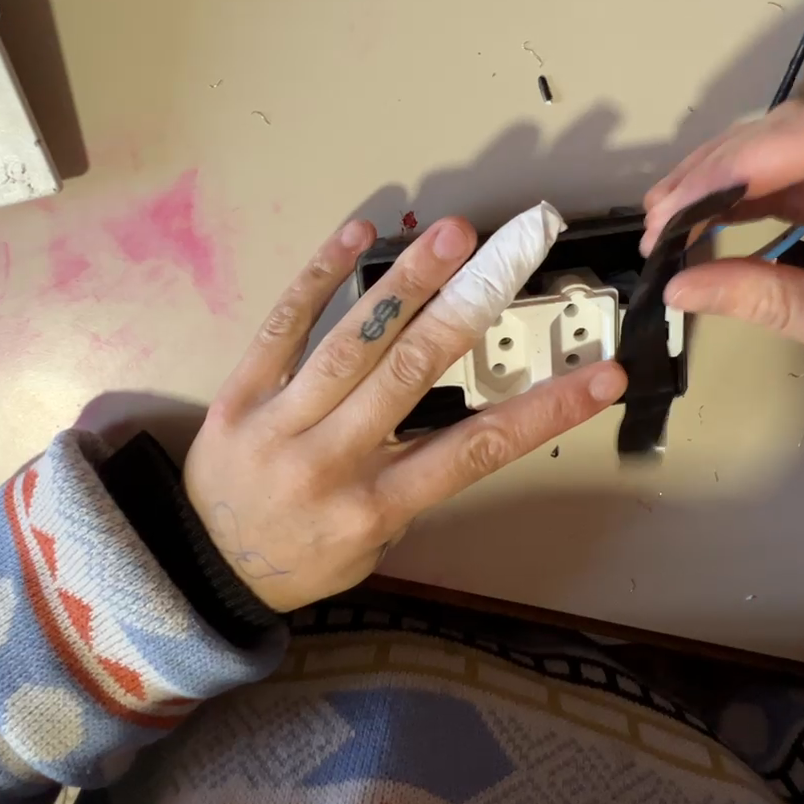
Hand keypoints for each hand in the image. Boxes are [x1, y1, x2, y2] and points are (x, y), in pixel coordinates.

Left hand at [185, 217, 627, 611]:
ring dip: (406, 283)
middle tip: (512, 256)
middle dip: (467, 310)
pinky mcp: (238, 393)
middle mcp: (331, 460)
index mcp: (376, 507)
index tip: (602, 375)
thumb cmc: (302, 558)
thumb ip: (411, 485)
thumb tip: (449, 416)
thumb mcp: (372, 545)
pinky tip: (355, 234)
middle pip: (411, 376)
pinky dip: (319, 278)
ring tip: (450, 236)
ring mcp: (280, 422)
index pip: (474, 452)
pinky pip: (281, 327)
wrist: (202, 569)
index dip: (544, 412)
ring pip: (351, 344)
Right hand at [643, 103, 803, 472]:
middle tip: (657, 221)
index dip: (741, 162)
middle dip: (721, 169)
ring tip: (665, 219)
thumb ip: (778, 303)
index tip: (674, 208)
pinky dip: (751, 198)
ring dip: (726, 179)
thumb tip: (677, 286)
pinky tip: (705, 218)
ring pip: (797, 148)